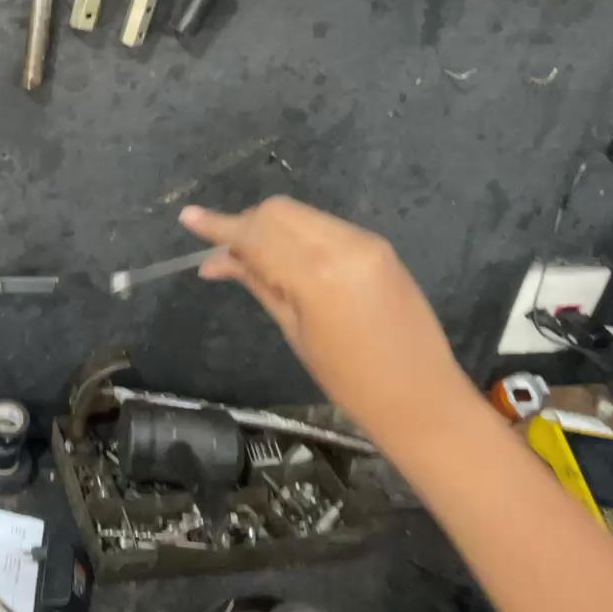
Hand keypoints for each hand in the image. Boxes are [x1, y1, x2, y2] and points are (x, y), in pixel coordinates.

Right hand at [180, 197, 478, 448]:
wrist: (423, 399)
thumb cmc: (349, 380)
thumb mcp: (293, 330)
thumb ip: (256, 283)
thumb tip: (212, 262)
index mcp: (318, 275)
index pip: (256, 235)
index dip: (218, 226)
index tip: (188, 218)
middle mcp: (344, 246)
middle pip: (276, 212)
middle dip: (245, 225)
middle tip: (226, 254)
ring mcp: (365, 242)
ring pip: (299, 215)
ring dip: (270, 228)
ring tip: (255, 260)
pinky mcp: (378, 246)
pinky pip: (323, 226)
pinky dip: (297, 235)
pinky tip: (289, 262)